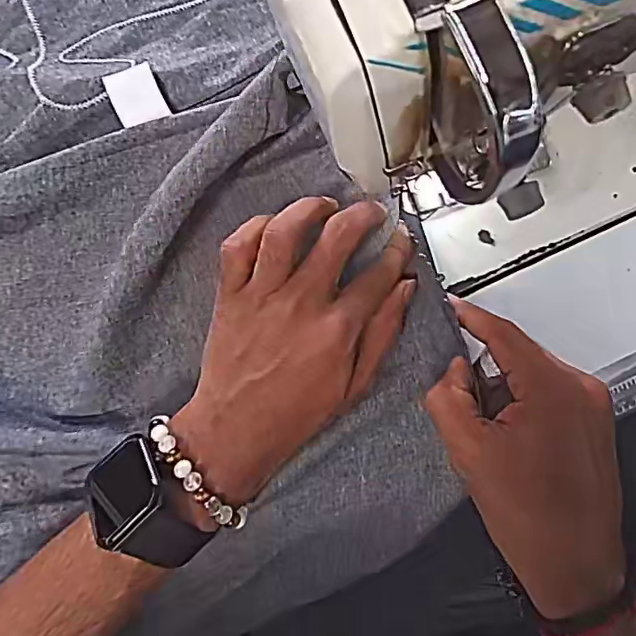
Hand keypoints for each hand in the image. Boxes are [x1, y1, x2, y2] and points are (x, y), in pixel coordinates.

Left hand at [172, 197, 416, 504]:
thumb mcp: (355, 384)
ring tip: (324, 206)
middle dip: (362, 215)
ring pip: (285, 231)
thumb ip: (384, 333)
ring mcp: (262, 296)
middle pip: (337, 237)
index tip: (400, 243)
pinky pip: (238, 246)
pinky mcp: (231, 296)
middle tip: (370, 212)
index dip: (397, 251)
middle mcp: (300, 305)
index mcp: (336, 330)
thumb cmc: (294, 412)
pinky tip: (275, 225)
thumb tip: (403, 291)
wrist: (236, 429)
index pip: (378, 274)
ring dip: (310, 209)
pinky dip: (256, 226)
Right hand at [424, 298, 625, 619]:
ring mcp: (593, 406)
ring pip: (533, 375)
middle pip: (519, 355)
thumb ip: (448, 398)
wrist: (577, 568)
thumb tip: (453, 372)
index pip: (504, 334)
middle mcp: (581, 389)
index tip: (453, 307)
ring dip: (506, 393)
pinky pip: (551, 394)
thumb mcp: (469, 453)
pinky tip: (515, 445)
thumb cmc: (533, 521)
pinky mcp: (596, 423)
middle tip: (464, 406)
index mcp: (553, 388)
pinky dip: (525, 406)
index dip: (472, 317)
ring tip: (496, 440)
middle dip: (486, 373)